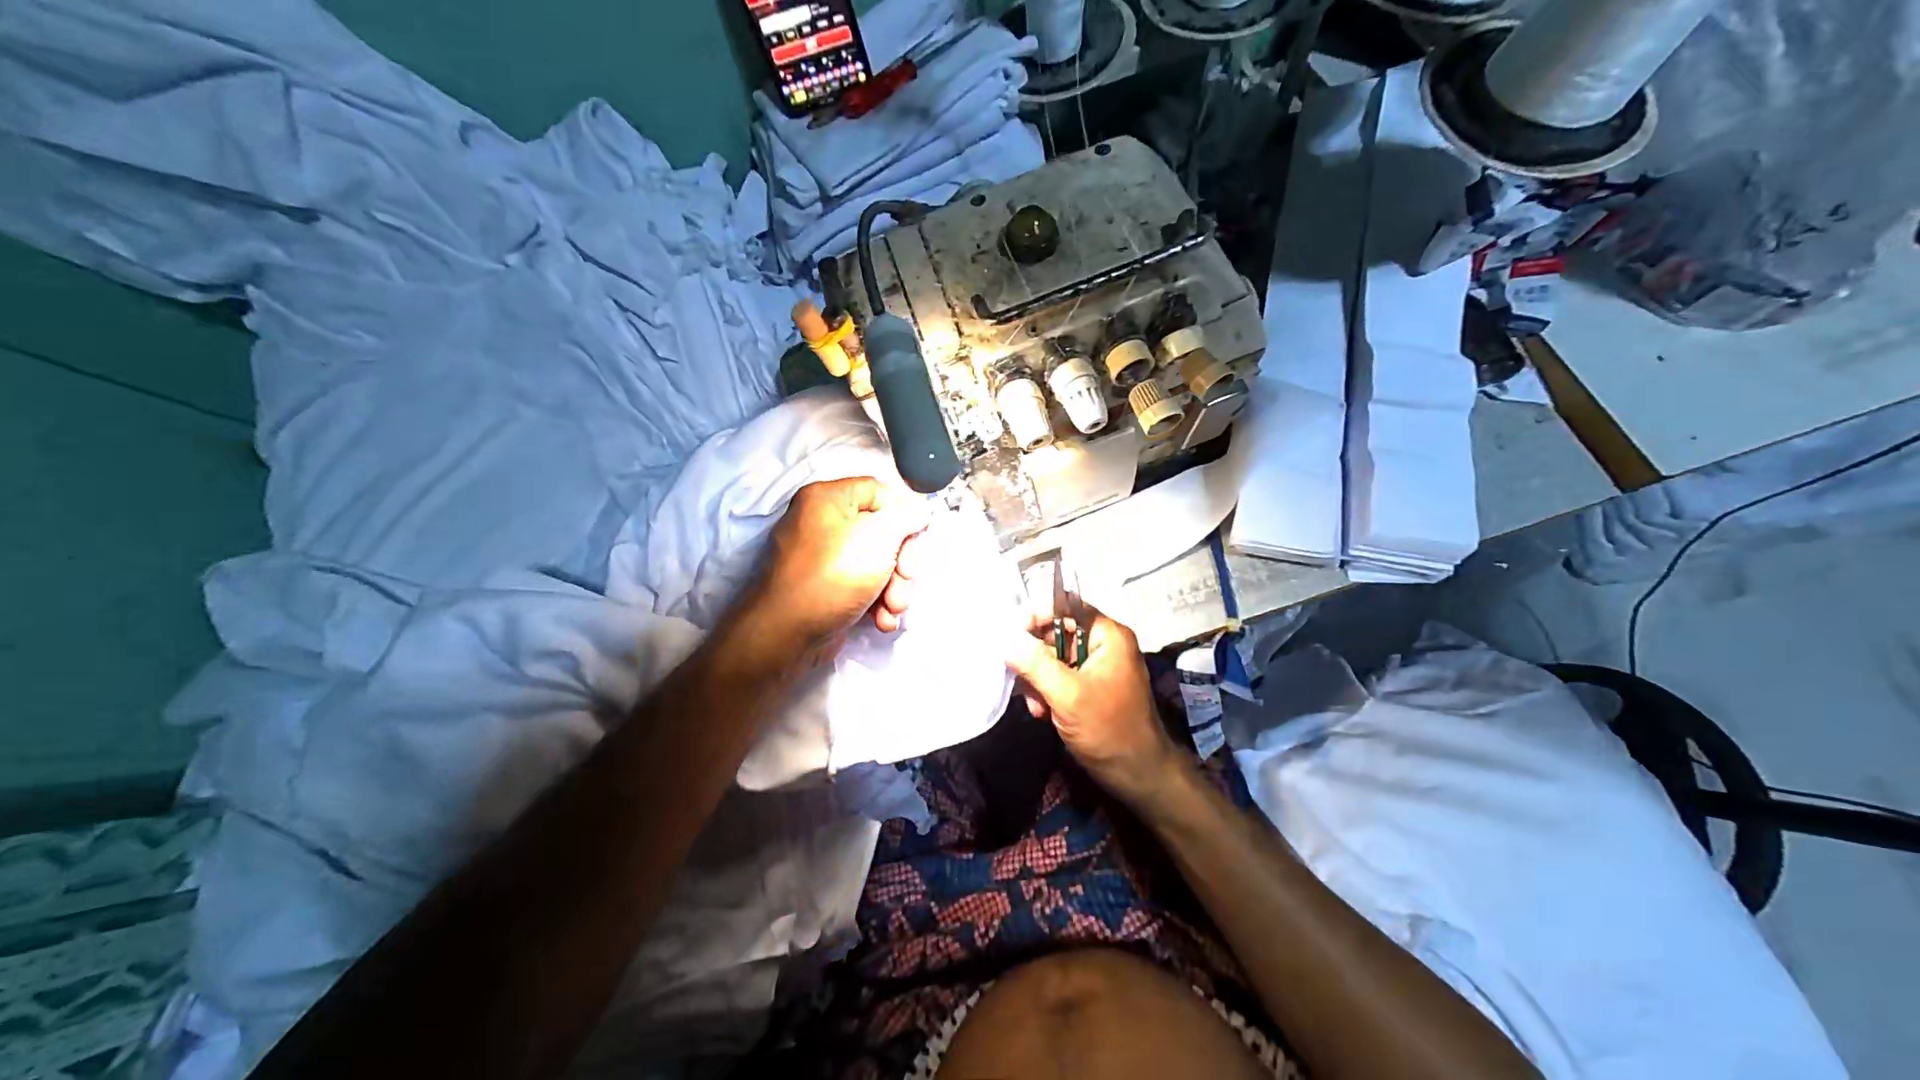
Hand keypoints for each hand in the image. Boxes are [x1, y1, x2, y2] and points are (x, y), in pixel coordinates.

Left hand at [750, 477, 928, 650]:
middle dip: (901, 564)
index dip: (902, 515)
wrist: (785, 636)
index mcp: (826, 499)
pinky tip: (881, 621)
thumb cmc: (833, 577)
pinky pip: (858, 586)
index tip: (913, 541)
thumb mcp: (879, 538)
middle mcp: (820, 523)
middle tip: (905, 582)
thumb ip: (906, 518)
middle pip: (881, 532)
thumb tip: (917, 511)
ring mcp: (820, 558)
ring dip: (892, 589)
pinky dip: (874, 602)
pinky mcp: (823, 589)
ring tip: (893, 610)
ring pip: (874, 564)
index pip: (878, 491)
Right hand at [1004, 605, 1183, 805]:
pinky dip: (1046, 692)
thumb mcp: (1067, 695)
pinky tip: (1043, 713)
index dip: (1037, 616)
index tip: (1011, 636)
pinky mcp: (1088, 688)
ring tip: (1036, 706)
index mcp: (1107, 635)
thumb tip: (1006, 638)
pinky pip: (1059, 678)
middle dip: (1034, 658)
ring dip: (1038, 680)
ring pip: (1053, 658)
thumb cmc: (1108, 729)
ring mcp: (1096, 667)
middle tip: (1021, 679)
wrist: (1136, 775)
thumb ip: (1035, 663)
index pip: (1066, 607)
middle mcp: (1103, 645)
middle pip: (1055, 633)